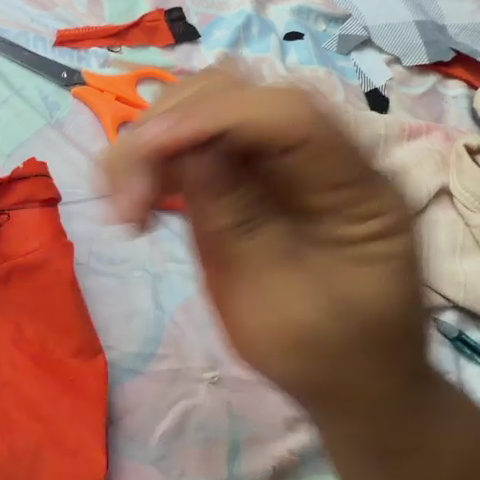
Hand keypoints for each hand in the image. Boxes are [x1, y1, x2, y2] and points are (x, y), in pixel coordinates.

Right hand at [102, 67, 432, 418]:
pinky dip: (149, 162)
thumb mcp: (280, 306)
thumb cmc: (327, 358)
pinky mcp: (242, 171)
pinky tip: (132, 203)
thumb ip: (236, 223)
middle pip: (233, 95)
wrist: (351, 385)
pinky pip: (186, 141)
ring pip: (199, 107)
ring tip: (123, 206)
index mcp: (356, 187)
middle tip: (126, 195)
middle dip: (167, 128)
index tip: (148, 150)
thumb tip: (183, 149)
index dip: (212, 116)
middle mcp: (318, 154)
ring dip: (148, 144)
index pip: (288, 115)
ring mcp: (276, 159)